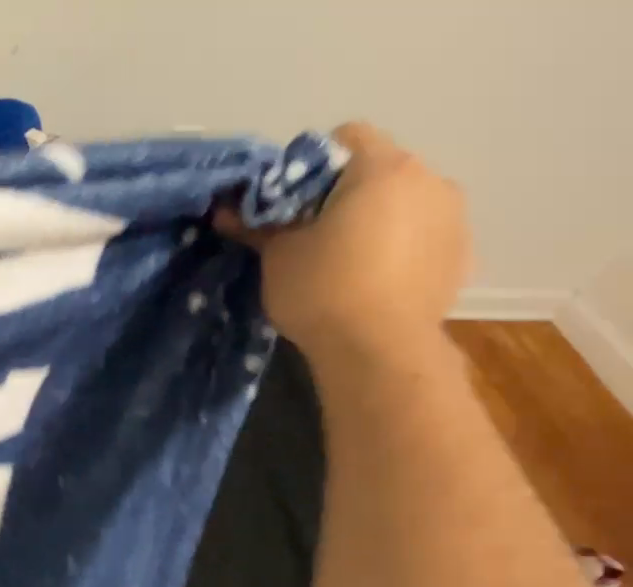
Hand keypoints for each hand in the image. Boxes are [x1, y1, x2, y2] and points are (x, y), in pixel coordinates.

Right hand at [216, 123, 470, 356]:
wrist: (378, 346)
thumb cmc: (321, 290)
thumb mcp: (278, 256)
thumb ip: (257, 225)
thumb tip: (226, 209)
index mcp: (382, 170)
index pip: (347, 136)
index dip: (311, 163)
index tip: (289, 201)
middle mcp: (429, 178)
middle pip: (379, 167)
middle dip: (345, 191)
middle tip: (311, 232)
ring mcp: (453, 213)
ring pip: (405, 199)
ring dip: (376, 216)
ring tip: (346, 258)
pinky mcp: (462, 249)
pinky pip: (423, 231)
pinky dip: (400, 244)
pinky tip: (375, 277)